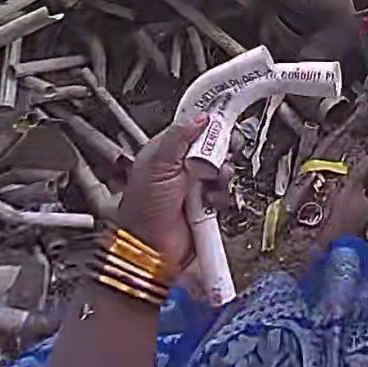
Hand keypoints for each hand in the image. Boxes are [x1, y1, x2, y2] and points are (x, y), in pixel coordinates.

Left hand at [112, 115, 211, 271]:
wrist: (151, 249)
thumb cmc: (143, 208)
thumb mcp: (157, 165)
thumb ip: (178, 137)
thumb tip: (199, 117)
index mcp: (166, 151)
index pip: (193, 129)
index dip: (208, 126)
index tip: (222, 124)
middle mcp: (182, 166)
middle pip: (212, 148)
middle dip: (220, 152)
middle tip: (219, 158)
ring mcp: (194, 187)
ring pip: (221, 170)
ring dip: (221, 177)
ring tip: (210, 185)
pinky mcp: (206, 206)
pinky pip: (224, 194)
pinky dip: (222, 197)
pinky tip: (211, 203)